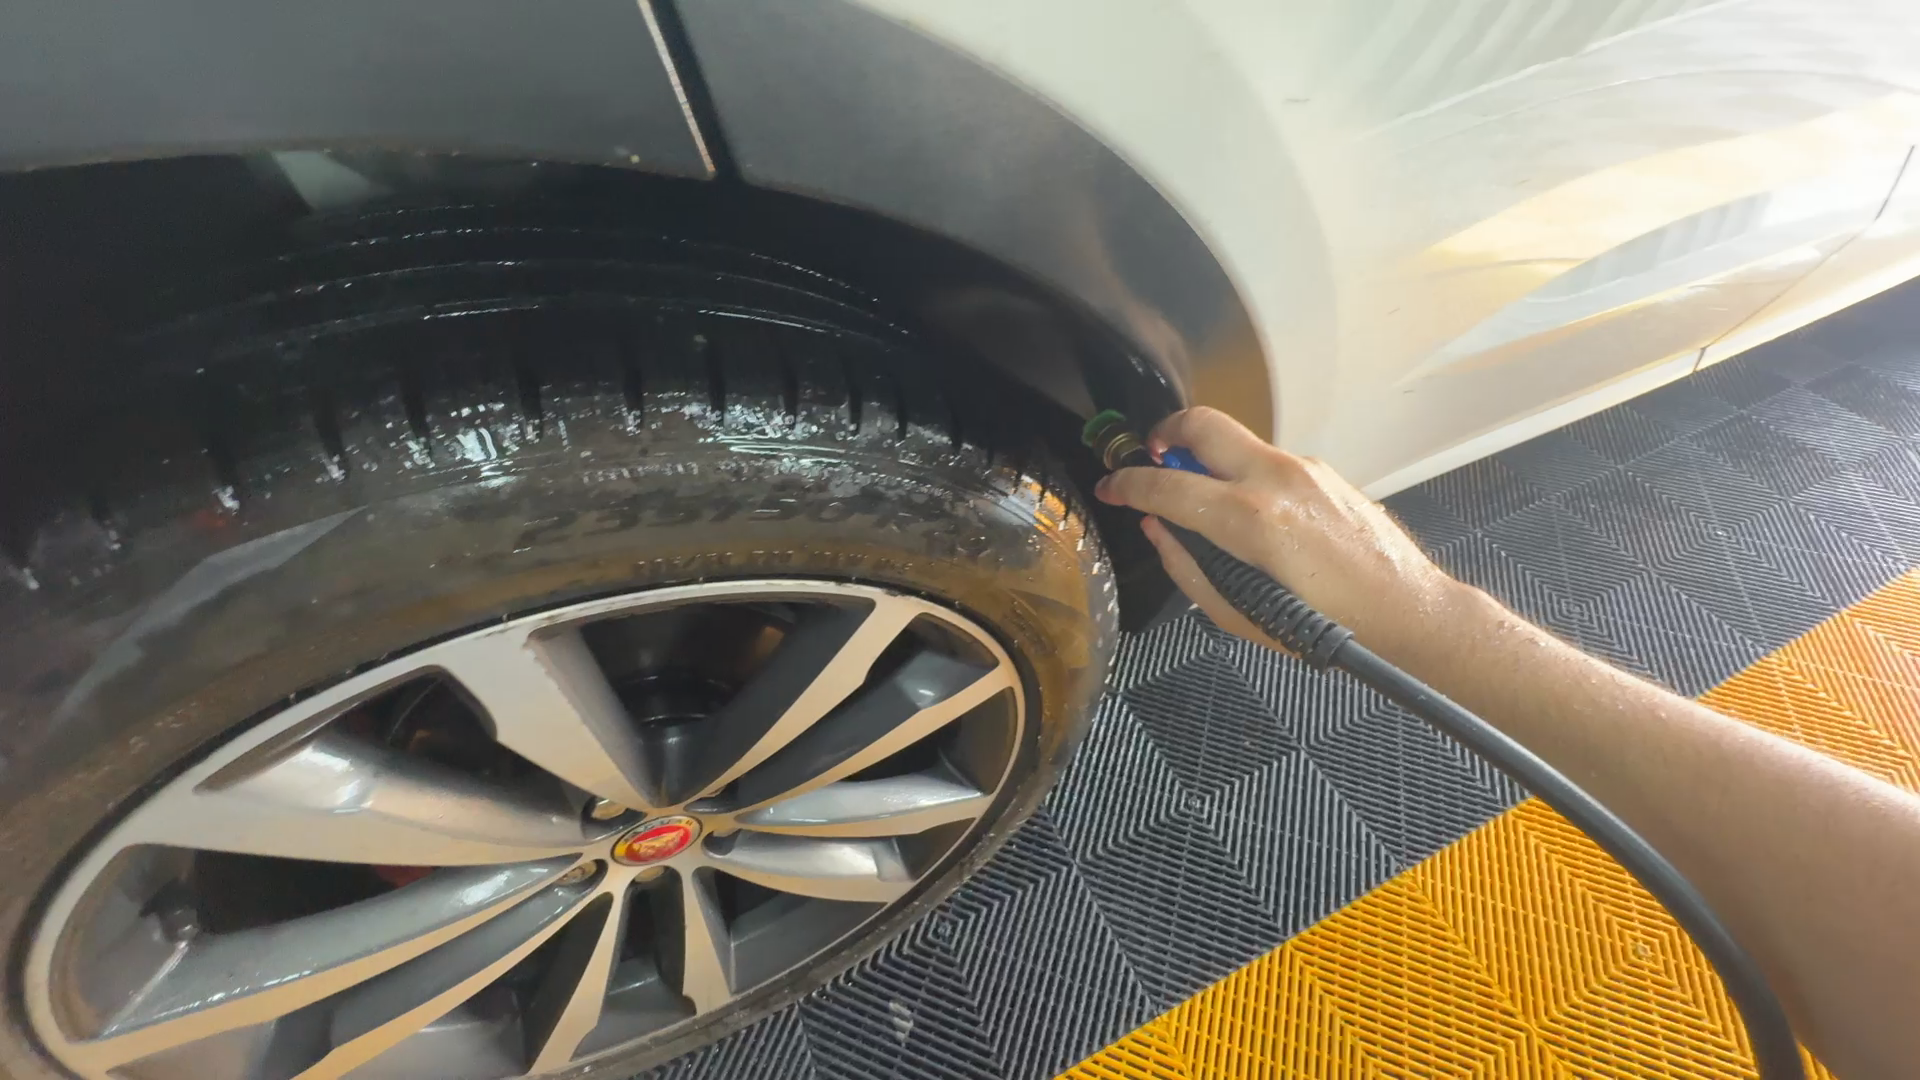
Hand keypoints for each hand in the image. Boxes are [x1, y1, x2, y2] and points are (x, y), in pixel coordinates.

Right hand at [1093, 407, 1471, 661]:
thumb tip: (1158, 529)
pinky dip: (1241, 475)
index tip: (1111, 487)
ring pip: (1234, 442)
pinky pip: (1264, 461)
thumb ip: (1185, 565)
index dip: (1127, 484)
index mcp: (1250, 520)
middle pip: (1202, 423)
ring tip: (1203, 500)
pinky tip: (1249, 514)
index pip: (1167, 485)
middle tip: (1150, 457)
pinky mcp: (1322, 470)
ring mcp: (1303, 468)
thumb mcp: (1236, 611)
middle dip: (1163, 432)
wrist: (1406, 609)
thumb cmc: (1323, 623)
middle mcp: (1275, 479)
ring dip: (1206, 460)